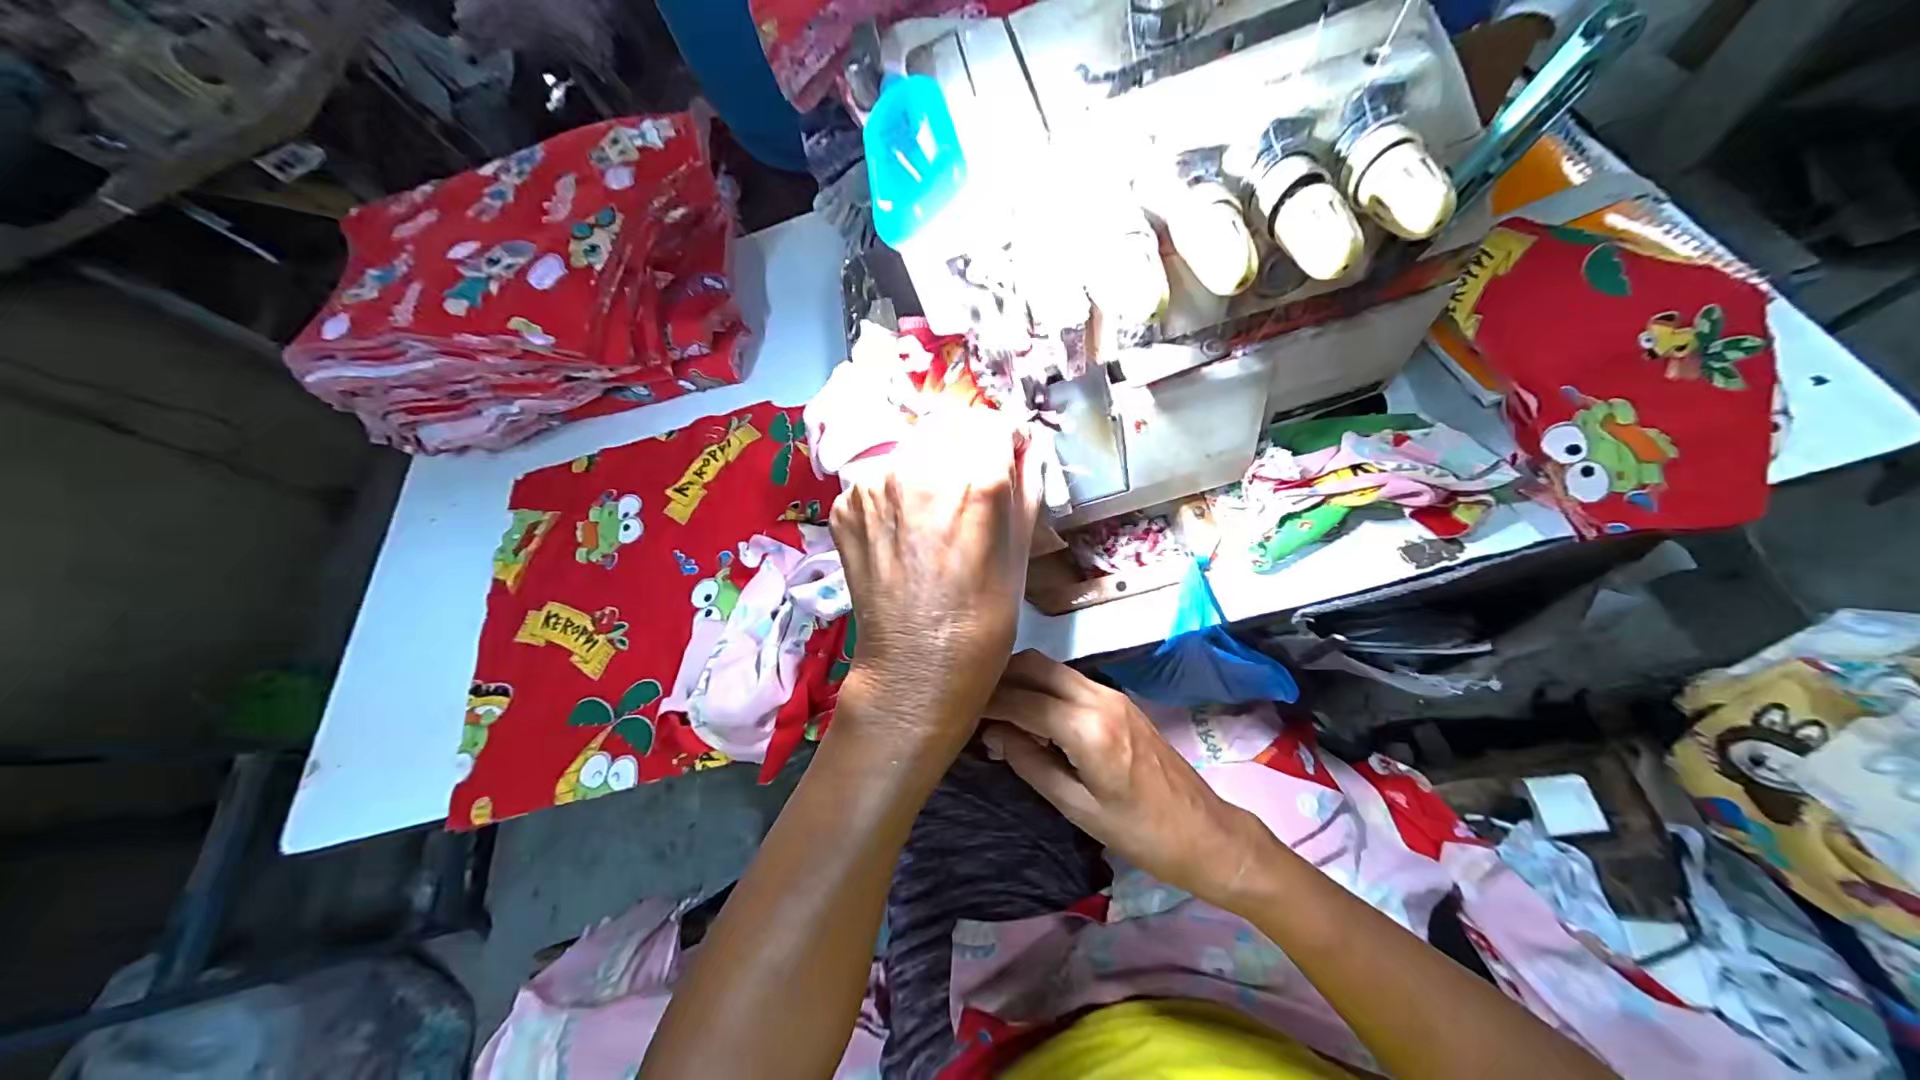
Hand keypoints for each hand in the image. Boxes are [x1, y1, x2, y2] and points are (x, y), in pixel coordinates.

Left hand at [830, 410, 1040, 760]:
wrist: (916, 670)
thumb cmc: (982, 621)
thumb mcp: (1022, 551)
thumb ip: (1027, 485)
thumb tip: (1025, 447)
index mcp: (974, 482)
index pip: (993, 423)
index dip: (1005, 441)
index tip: (1007, 459)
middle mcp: (919, 470)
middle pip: (950, 427)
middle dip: (966, 450)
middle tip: (970, 492)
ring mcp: (874, 486)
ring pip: (912, 449)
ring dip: (928, 469)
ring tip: (934, 519)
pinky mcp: (846, 505)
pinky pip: (880, 478)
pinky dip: (895, 493)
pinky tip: (904, 534)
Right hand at [981, 651, 1279, 907]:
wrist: (1206, 833)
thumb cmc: (1141, 833)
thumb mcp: (1078, 808)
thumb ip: (1031, 763)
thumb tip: (994, 735)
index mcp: (1090, 729)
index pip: (1022, 699)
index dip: (985, 701)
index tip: (956, 708)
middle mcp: (1100, 698)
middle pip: (1035, 665)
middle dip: (999, 677)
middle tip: (970, 703)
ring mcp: (1113, 695)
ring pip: (1052, 668)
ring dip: (1020, 680)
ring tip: (994, 710)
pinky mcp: (1120, 700)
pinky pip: (1069, 681)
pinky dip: (1042, 688)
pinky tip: (1029, 716)